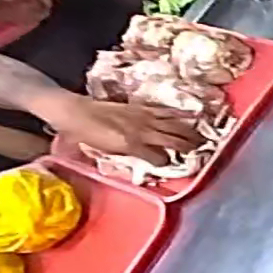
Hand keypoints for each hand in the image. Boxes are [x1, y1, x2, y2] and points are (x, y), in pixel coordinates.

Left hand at [41, 95, 199, 165]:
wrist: (71, 110)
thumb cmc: (83, 134)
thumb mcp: (105, 150)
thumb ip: (130, 153)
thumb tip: (149, 156)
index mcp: (132, 144)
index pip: (159, 157)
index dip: (166, 162)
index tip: (170, 165)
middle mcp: (143, 131)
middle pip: (174, 140)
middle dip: (189, 147)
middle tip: (201, 150)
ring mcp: (144, 117)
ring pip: (175, 125)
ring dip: (190, 132)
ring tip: (201, 137)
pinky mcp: (143, 107)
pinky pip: (167, 112)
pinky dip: (181, 114)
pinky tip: (192, 116)